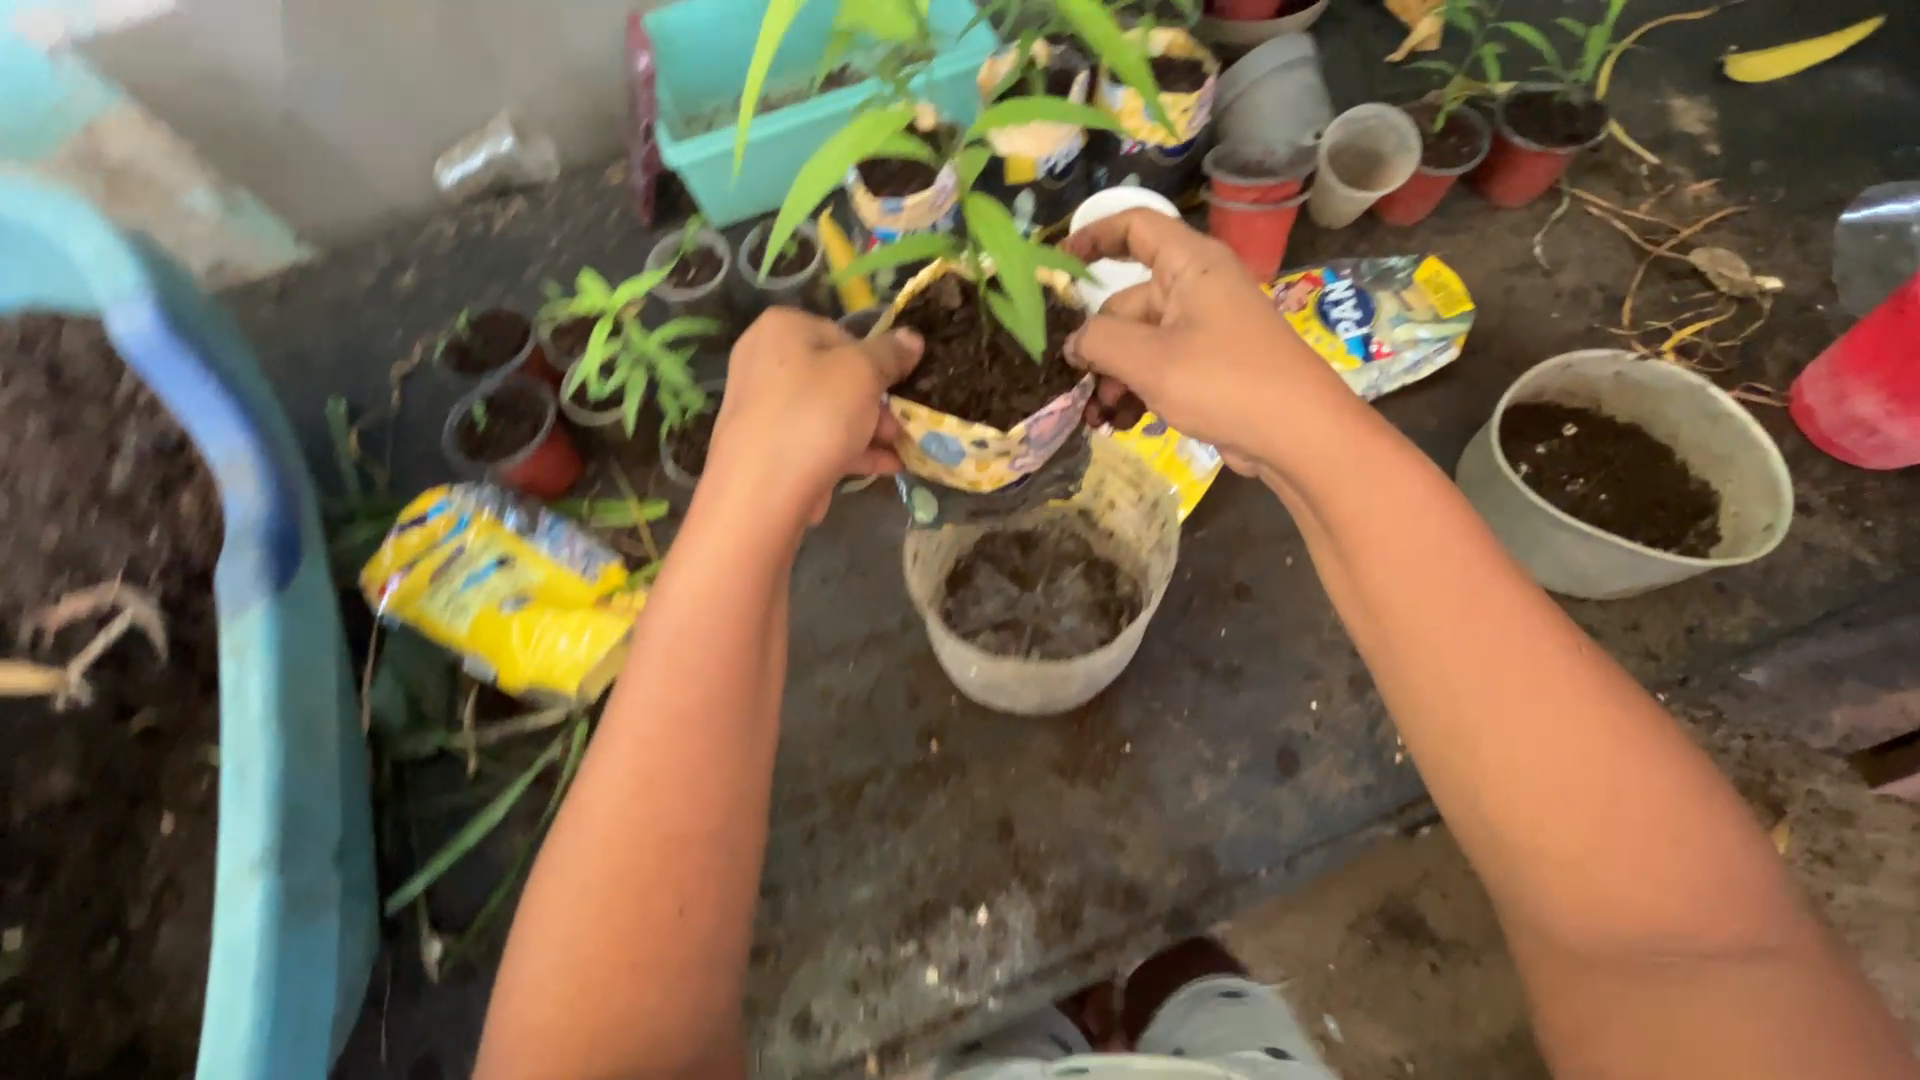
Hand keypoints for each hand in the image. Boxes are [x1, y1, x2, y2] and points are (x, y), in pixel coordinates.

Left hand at [706, 308, 921, 523]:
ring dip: (870, 429)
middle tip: (903, 423)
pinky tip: (888, 466)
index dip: (876, 360)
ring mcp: (765, 407)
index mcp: (782, 328)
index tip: (897, 386)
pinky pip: (819, 440)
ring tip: (904, 448)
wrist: (762, 490)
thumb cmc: (815, 415)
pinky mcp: (771, 447)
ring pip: (830, 412)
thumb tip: (913, 337)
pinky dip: (852, 450)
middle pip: (836, 376)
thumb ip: (891, 354)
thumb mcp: (863, 374)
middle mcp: (766, 361)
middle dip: (876, 402)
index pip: (842, 334)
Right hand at [1060, 210, 1354, 474]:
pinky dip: (1137, 392)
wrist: (1296, 433)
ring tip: (1099, 419)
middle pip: (1127, 303)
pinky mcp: (1208, 367)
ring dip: (1112, 379)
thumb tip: (1073, 342)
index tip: (1059, 262)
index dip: (1094, 236)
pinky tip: (1121, 424)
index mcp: (1189, 265)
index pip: (1135, 228)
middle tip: (1077, 386)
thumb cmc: (1223, 380)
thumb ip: (1099, 342)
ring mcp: (1203, 330)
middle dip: (1098, 347)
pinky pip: (1159, 369)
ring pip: (1139, 344)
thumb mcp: (1149, 360)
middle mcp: (1196, 290)